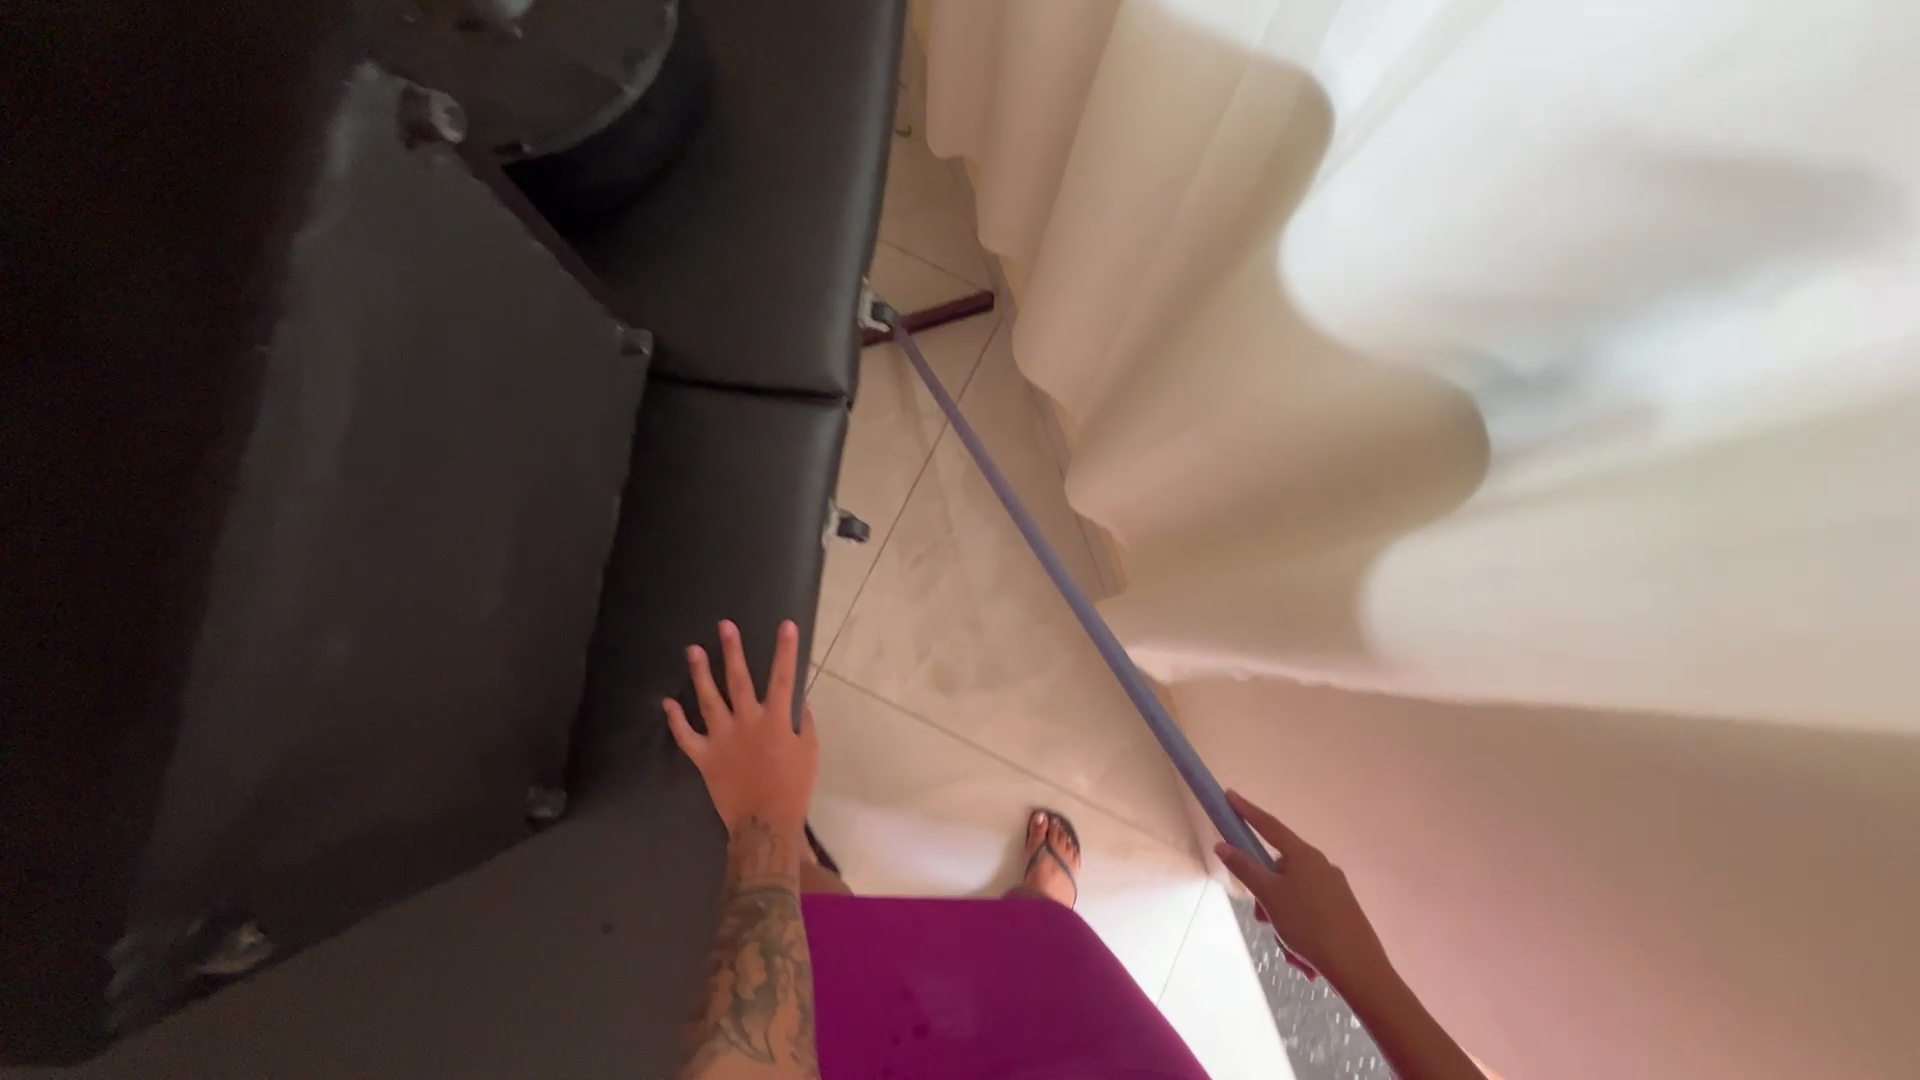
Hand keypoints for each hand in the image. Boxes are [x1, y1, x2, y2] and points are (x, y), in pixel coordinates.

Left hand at [664, 619, 817, 838]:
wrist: (765, 823)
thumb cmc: (793, 787)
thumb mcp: (810, 753)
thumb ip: (805, 724)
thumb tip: (800, 702)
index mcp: (776, 720)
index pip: (783, 677)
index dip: (785, 650)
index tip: (786, 625)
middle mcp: (747, 722)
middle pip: (739, 679)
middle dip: (732, 651)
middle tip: (725, 626)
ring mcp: (722, 738)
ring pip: (708, 700)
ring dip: (700, 674)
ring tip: (693, 651)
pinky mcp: (704, 757)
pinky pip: (686, 736)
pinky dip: (675, 720)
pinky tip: (667, 703)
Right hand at [1215, 789, 1391, 989]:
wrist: (1359, 970)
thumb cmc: (1309, 925)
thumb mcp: (1269, 896)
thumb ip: (1244, 868)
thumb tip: (1223, 845)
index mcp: (1303, 855)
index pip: (1268, 825)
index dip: (1246, 811)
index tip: (1230, 796)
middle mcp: (1320, 866)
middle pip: (1278, 871)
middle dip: (1265, 897)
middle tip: (1262, 920)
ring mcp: (1334, 889)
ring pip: (1292, 897)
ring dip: (1282, 921)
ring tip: (1289, 951)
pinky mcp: (1343, 911)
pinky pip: (1309, 914)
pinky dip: (1300, 932)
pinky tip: (1304, 959)